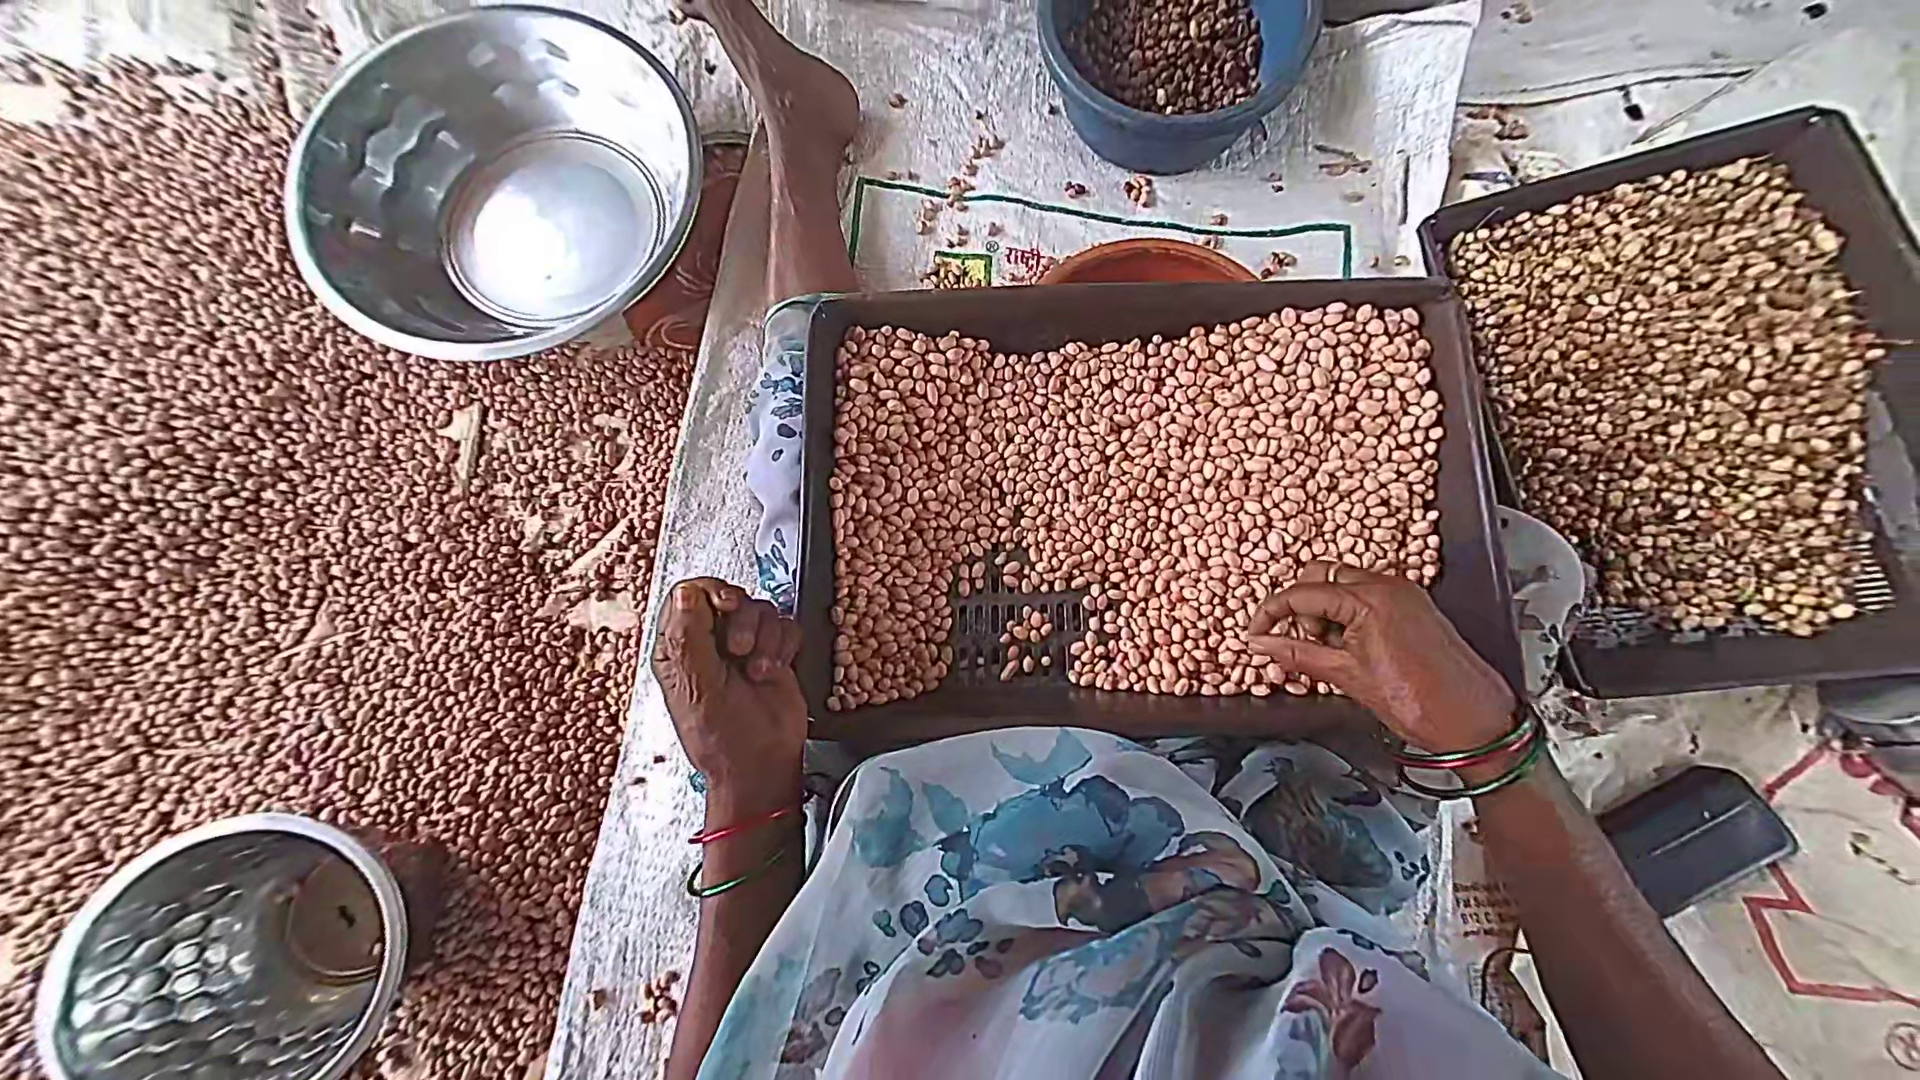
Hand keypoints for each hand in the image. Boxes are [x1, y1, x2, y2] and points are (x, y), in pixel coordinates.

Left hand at [652, 578, 806, 794]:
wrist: (763, 764)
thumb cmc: (722, 738)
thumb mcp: (698, 688)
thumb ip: (690, 638)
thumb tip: (687, 593)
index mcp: (680, 648)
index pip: (689, 594)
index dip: (710, 592)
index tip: (726, 606)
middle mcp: (711, 642)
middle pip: (730, 597)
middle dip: (743, 621)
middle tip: (739, 649)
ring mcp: (745, 646)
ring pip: (762, 609)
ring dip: (765, 639)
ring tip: (757, 671)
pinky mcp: (774, 652)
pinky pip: (786, 626)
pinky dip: (784, 646)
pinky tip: (773, 670)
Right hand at [1245, 562, 1516, 752]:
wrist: (1477, 724)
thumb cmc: (1422, 703)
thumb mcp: (1344, 676)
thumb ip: (1295, 653)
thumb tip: (1261, 643)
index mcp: (1367, 600)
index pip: (1299, 594)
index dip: (1270, 614)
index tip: (1257, 632)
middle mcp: (1387, 586)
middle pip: (1318, 577)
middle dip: (1298, 607)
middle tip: (1293, 639)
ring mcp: (1403, 593)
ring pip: (1341, 583)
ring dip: (1321, 609)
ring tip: (1325, 648)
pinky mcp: (1413, 604)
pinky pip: (1365, 594)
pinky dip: (1345, 612)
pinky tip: (1346, 644)